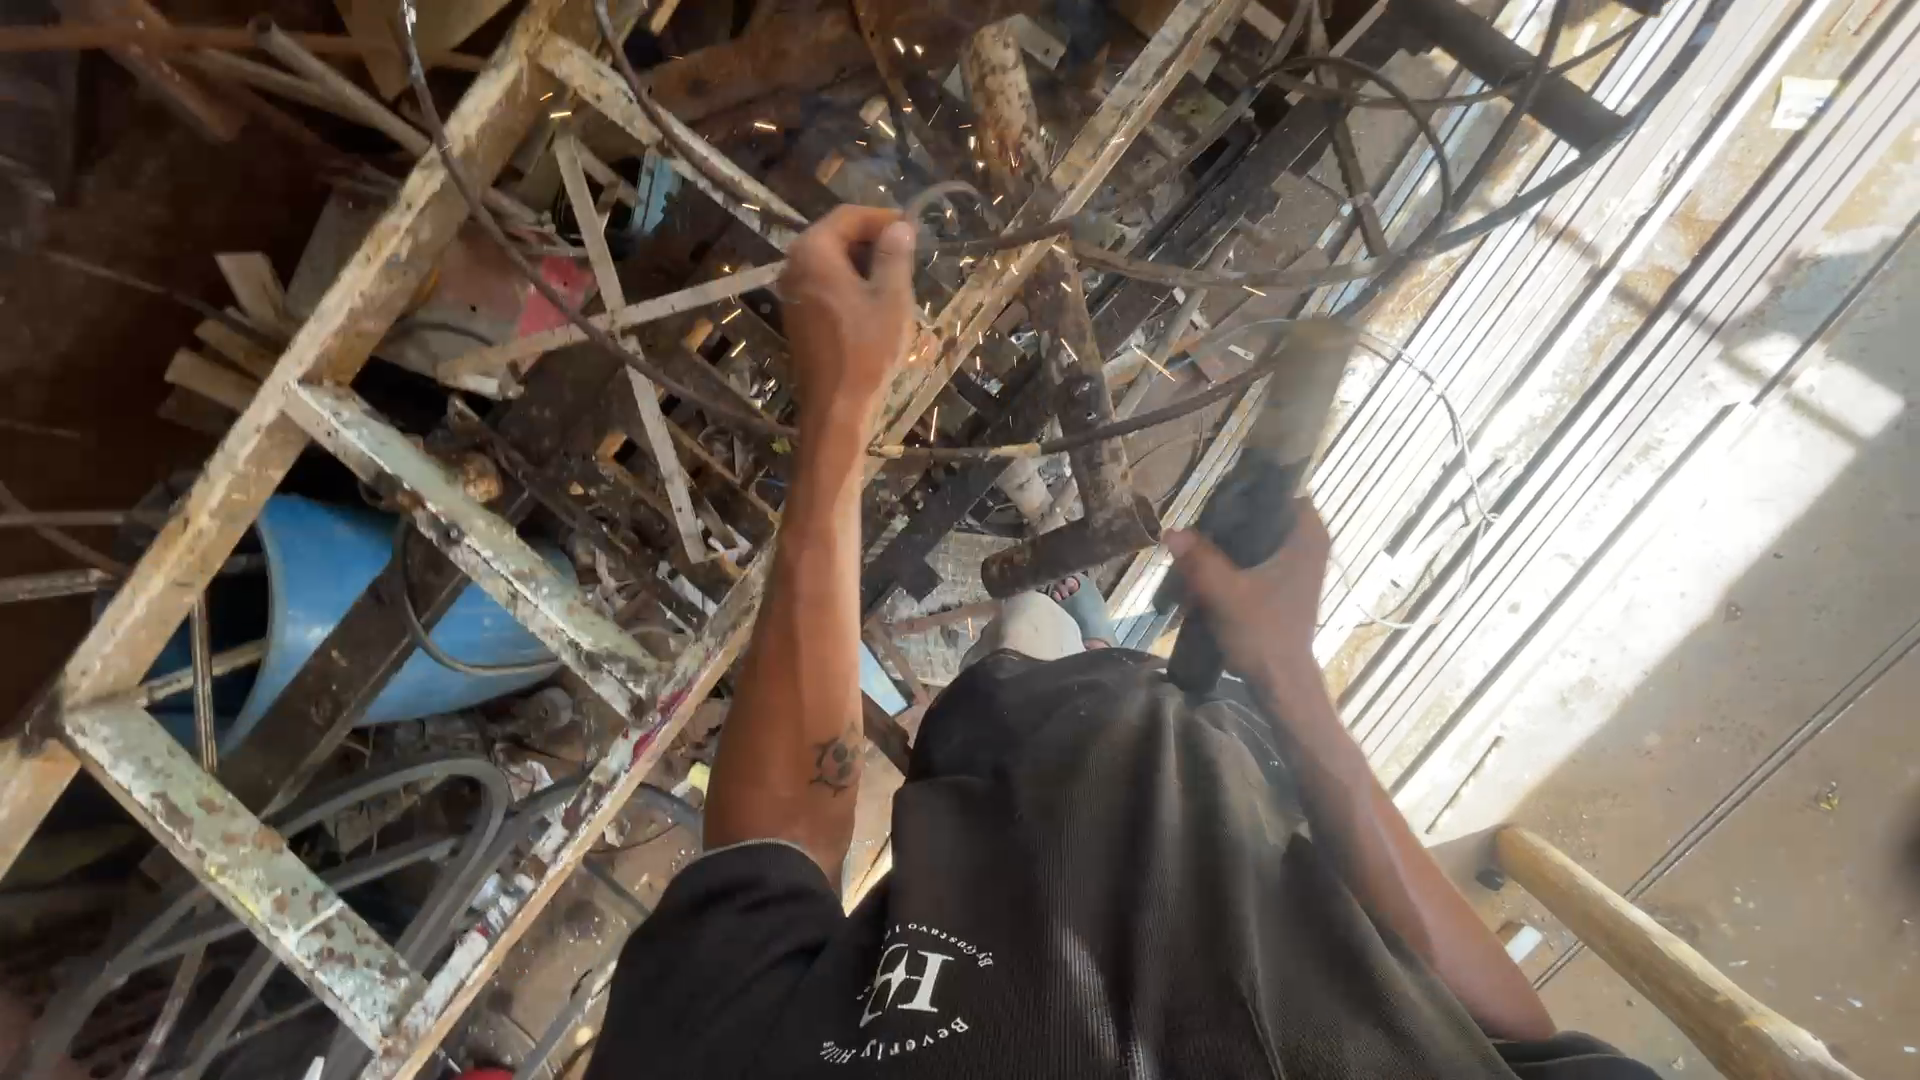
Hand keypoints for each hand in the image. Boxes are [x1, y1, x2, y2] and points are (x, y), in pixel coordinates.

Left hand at [778, 206, 917, 432]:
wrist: (836, 405)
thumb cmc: (866, 349)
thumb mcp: (891, 298)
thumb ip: (894, 256)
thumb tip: (900, 227)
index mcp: (813, 252)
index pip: (848, 216)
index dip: (882, 218)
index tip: (912, 229)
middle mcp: (794, 266)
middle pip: (835, 237)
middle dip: (872, 242)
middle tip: (906, 255)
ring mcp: (792, 294)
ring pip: (831, 264)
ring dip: (862, 266)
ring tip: (896, 281)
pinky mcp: (797, 318)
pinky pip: (824, 288)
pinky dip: (849, 287)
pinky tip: (874, 304)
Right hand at [1165, 498, 1330, 702]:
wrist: (1280, 681)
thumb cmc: (1262, 633)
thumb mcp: (1224, 593)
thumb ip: (1199, 559)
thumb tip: (1170, 532)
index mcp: (1307, 539)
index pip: (1282, 492)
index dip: (1250, 493)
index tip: (1217, 500)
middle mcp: (1309, 547)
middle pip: (1266, 515)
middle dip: (1232, 521)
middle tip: (1200, 526)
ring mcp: (1298, 568)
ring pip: (1259, 539)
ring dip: (1230, 543)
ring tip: (1198, 548)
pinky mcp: (1284, 586)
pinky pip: (1257, 560)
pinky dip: (1235, 562)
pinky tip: (1208, 571)